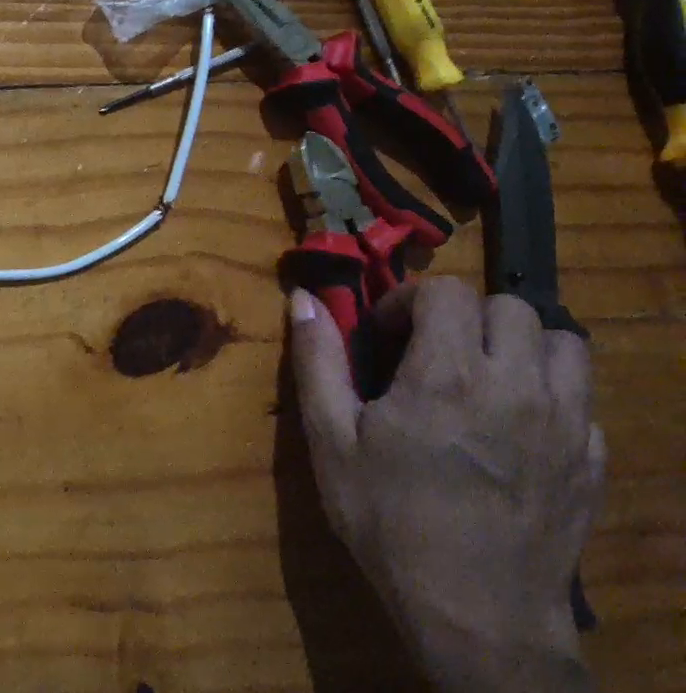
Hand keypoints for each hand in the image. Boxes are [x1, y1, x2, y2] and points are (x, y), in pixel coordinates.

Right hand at [290, 278, 603, 692]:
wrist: (474, 606)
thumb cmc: (386, 516)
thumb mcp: (330, 438)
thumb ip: (319, 361)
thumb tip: (304, 299)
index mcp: (448, 376)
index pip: (447, 291)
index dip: (408, 300)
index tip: (384, 334)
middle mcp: (518, 386)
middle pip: (511, 307)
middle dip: (463, 315)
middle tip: (426, 350)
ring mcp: (567, 422)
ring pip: (565, 343)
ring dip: (518, 343)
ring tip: (477, 374)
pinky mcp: (593, 457)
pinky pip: (582, 395)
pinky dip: (547, 388)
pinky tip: (508, 422)